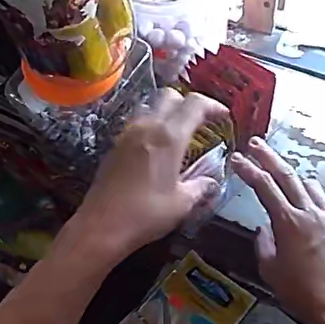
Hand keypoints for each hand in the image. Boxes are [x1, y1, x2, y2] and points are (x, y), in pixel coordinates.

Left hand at [59, 88, 229, 267]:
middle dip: (188, 104)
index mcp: (169, 137)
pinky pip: (138, 125)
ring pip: (151, 108)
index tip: (222, 116)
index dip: (213, 106)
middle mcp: (147, 127)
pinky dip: (152, 128)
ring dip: (168, 114)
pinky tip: (158, 151)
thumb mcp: (182, 203)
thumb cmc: (146, 214)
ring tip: (179, 135)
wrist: (101, 226)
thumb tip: (211, 182)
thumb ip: (201, 187)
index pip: (195, 104)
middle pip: (170, 96)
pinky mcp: (115, 146)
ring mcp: (127, 134)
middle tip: (200, 122)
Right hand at [230, 138, 324, 323]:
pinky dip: (315, 206)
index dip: (248, 170)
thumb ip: (264, 243)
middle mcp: (313, 213)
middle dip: (270, 157)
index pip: (265, 186)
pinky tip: (311, 217)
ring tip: (285, 181)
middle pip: (289, 175)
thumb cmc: (300, 293)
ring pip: (312, 188)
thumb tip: (265, 229)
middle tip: (257, 145)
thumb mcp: (270, 269)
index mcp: (289, 222)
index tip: (237, 158)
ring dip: (296, 181)